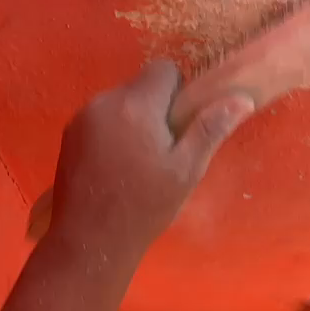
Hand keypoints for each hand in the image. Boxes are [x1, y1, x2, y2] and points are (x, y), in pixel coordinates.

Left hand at [46, 60, 255, 273]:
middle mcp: (105, 102)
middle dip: (155, 108)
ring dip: (133, 119)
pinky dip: (113, 131)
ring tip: (137, 162)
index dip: (177, 91)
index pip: (163, 69)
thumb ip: (210, 128)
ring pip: (120, 101)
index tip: (179, 125)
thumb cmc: (144, 207)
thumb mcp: (186, 171)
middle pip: (140, 85)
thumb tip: (241, 98)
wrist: (89, 242)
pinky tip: (115, 166)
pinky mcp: (68, 134)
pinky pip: (101, 117)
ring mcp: (82, 117)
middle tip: (162, 149)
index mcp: (136, 105)